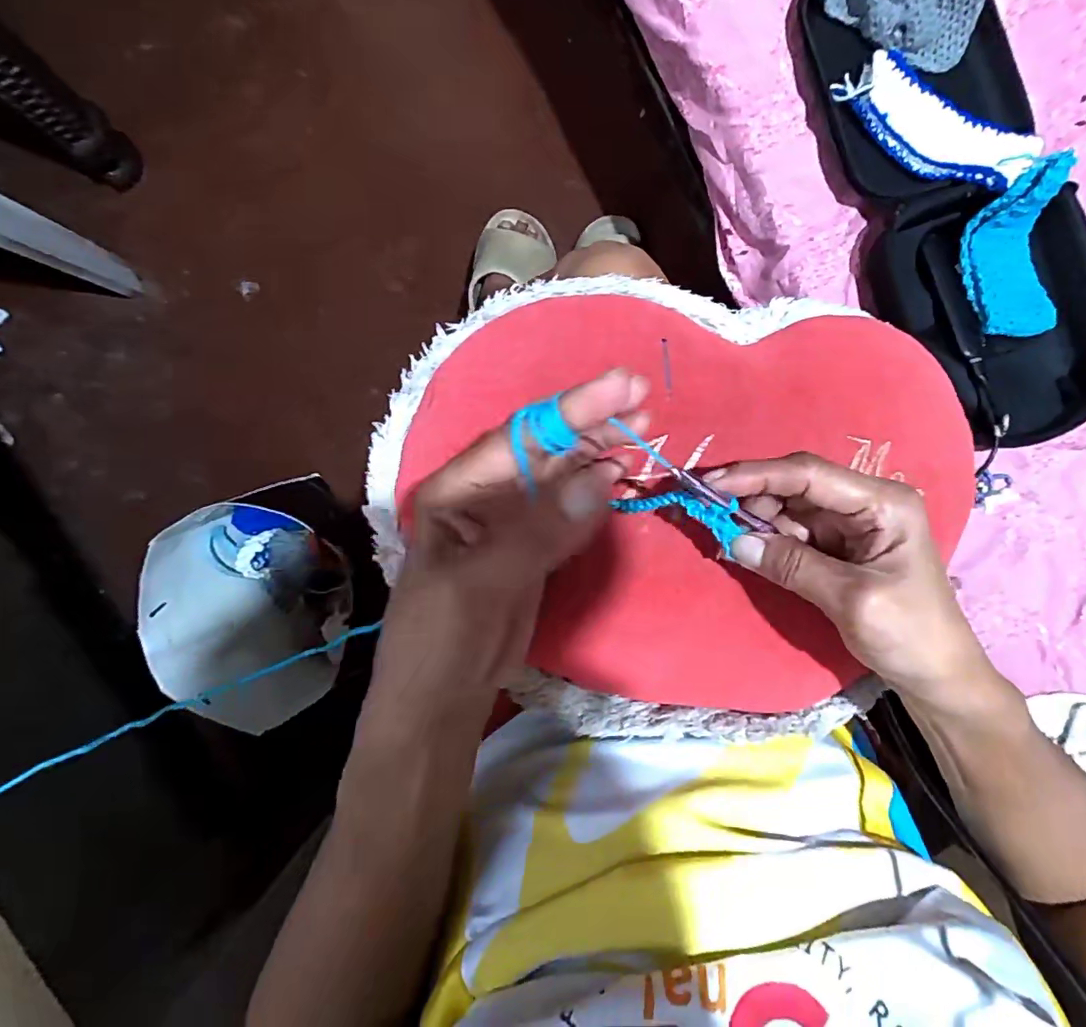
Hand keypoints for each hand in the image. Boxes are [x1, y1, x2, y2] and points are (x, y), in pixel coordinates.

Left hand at [377, 369, 649, 696]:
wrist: (442, 699)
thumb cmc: (442, 638)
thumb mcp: (484, 582)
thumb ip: (541, 529)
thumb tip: (603, 479)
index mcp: (458, 490)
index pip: (520, 437)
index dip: (571, 410)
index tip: (621, 386)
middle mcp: (485, 496)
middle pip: (545, 449)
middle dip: (592, 424)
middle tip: (643, 400)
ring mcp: (513, 522)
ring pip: (563, 476)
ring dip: (601, 453)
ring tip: (644, 432)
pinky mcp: (535, 547)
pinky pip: (572, 510)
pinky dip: (599, 493)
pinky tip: (624, 477)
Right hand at [705, 452, 988, 705]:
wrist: (938, 677)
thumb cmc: (910, 635)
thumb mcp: (851, 600)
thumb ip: (794, 566)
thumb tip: (734, 541)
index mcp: (883, 503)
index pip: (810, 475)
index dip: (758, 475)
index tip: (713, 482)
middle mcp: (866, 504)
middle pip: (797, 487)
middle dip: (753, 497)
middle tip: (708, 512)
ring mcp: (852, 526)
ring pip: (791, 510)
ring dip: (756, 519)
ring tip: (722, 532)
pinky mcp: (840, 549)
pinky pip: (795, 535)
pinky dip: (768, 540)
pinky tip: (745, 546)